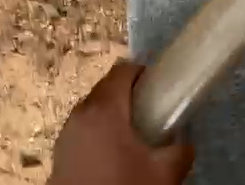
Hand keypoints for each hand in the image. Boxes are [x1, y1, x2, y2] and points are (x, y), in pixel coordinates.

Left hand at [49, 61, 193, 184]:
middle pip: (107, 88)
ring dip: (112, 116)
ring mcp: (66, 132)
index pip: (123, 70)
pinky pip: (82, 130)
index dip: (143, 74)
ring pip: (93, 110)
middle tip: (150, 117)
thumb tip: (185, 142)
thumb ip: (179, 153)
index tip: (158, 90)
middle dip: (129, 97)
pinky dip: (97, 134)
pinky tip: (111, 158)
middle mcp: (81, 112)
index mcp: (105, 108)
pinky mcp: (59, 152)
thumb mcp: (162, 176)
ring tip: (131, 141)